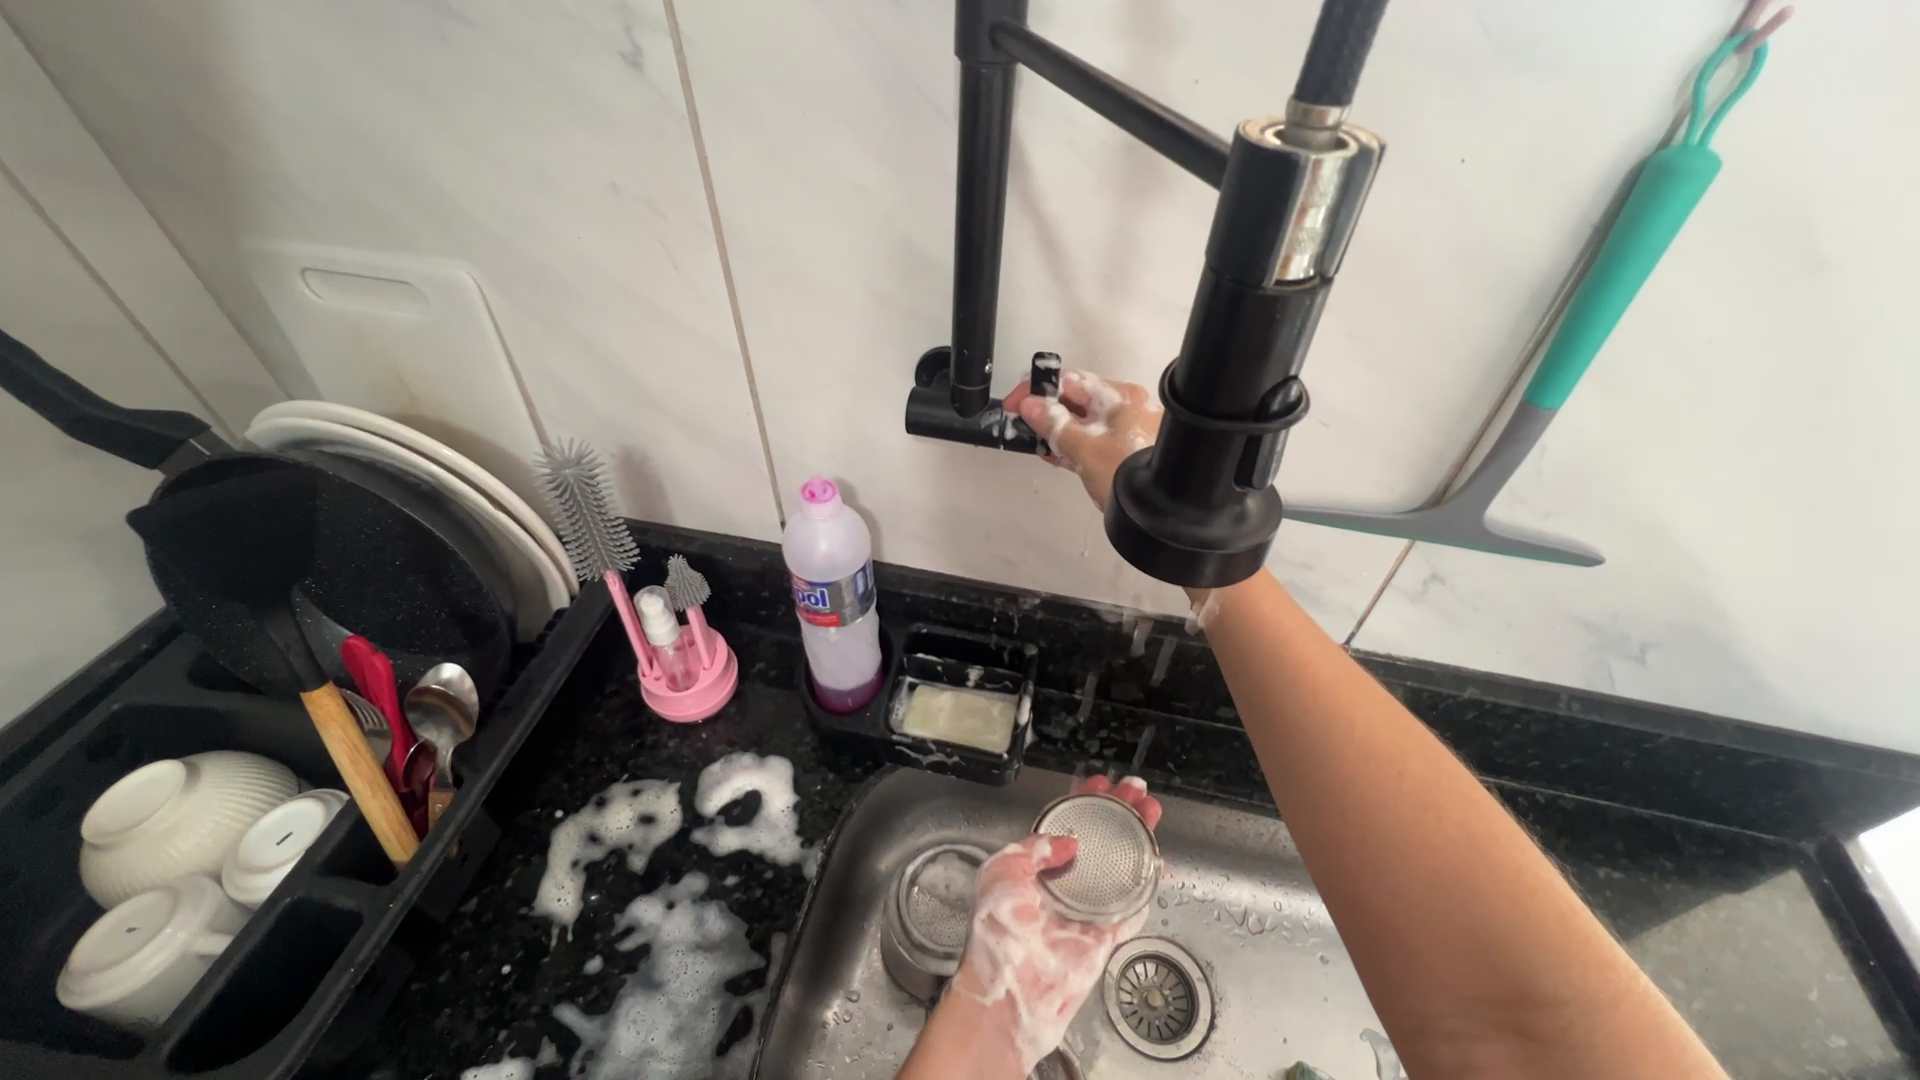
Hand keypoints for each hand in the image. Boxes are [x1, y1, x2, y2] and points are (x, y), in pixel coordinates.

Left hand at [947, 775, 1164, 1071]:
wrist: (1009, 991)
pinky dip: (1146, 885)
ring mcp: (1084, 908)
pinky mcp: (1103, 934)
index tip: (1102, 782)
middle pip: (1098, 839)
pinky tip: (1158, 863)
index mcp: (1033, 866)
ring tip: (1152, 813)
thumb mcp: (1003, 870)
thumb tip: (1070, 843)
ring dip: (1136, 838)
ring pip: (1118, 864)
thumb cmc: (997, 930)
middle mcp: (1061, 883)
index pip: (1064, 824)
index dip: (1084, 800)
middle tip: (1137, 791)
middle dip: (1118, 812)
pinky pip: (1130, 905)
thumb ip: (1037, 847)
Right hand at [1005, 370, 1160, 511]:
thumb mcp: (1083, 447)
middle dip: (1047, 410)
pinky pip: (1093, 440)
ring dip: (1058, 430)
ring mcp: (1128, 429)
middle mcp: (1127, 407)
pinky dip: (1074, 445)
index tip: (1015, 403)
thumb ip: (1054, 424)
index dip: (1037, 389)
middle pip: (1077, 399)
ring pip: (1084, 421)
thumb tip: (1030, 405)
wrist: (1155, 511)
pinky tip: (1056, 455)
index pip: (1069, 380)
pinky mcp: (1126, 450)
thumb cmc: (1125, 473)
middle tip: (1022, 423)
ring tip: (1037, 442)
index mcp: (1119, 396)